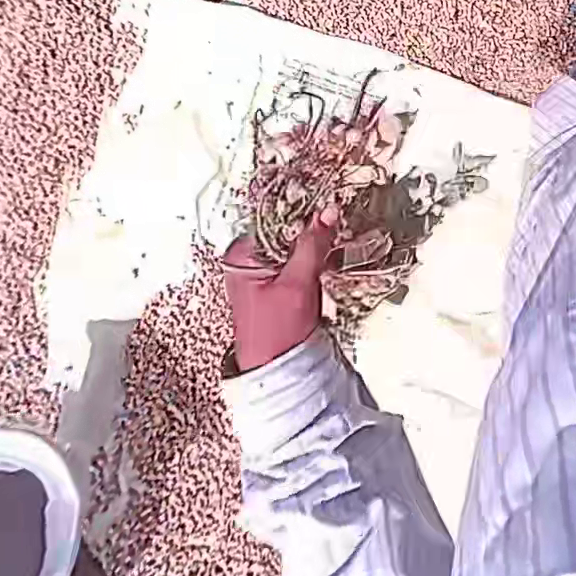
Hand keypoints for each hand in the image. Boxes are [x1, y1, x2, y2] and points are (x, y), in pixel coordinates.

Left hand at [223, 208, 339, 370]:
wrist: (279, 372)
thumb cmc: (277, 333)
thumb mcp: (297, 284)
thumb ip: (313, 245)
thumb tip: (328, 212)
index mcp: (241, 256)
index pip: (273, 218)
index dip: (301, 210)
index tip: (326, 204)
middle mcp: (247, 260)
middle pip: (283, 230)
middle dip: (309, 227)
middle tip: (334, 221)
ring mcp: (261, 272)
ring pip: (292, 245)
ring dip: (313, 243)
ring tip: (332, 238)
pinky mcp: (275, 284)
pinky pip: (295, 260)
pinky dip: (311, 258)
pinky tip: (325, 257)